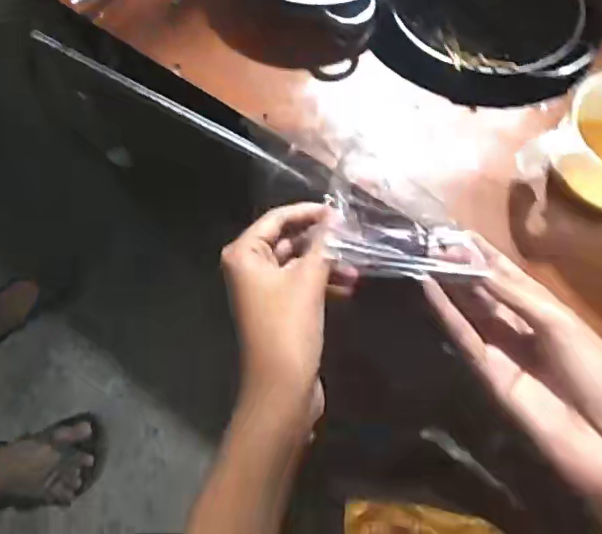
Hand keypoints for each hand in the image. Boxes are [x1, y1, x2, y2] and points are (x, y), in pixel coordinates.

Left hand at [219, 202, 349, 428]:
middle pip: (287, 238)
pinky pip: (300, 283)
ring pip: (297, 262)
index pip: (277, 218)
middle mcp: (248, 266)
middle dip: (319, 237)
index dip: (307, 211)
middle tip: (350, 232)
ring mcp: (262, 288)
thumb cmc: (288, 328)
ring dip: (325, 261)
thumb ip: (322, 246)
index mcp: (244, 254)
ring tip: (357, 263)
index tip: (337, 209)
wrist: (282, 391)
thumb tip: (336, 221)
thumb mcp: (308, 281)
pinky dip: (321, 281)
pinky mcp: (277, 308)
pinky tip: (349, 284)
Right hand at [423, 234, 601, 531]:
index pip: (504, 272)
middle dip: (458, 263)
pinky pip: (465, 338)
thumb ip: (514, 293)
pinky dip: (446, 313)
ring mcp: (503, 350)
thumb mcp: (562, 324)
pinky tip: (428, 286)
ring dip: (447, 282)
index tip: (452, 227)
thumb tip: (473, 260)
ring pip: (468, 309)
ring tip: (422, 252)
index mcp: (543, 309)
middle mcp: (518, 326)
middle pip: (481, 289)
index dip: (480, 251)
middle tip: (429, 237)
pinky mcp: (490, 375)